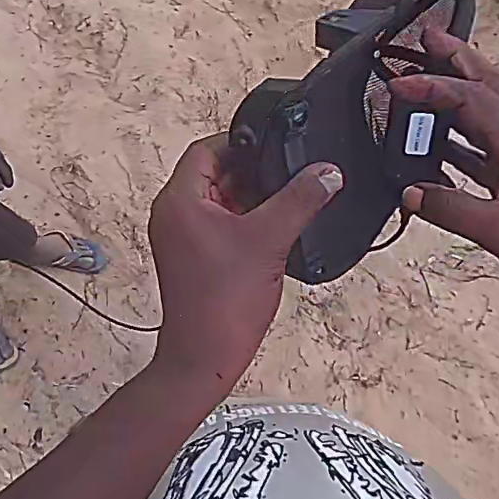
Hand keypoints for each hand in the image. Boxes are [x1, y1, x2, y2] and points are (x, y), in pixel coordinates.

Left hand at [147, 135, 341, 390]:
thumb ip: (300, 200)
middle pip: (213, 173)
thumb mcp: (270, 240)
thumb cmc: (222, 303)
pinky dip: (242, 221)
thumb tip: (326, 172)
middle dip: (251, 173)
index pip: (206, 149)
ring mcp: (180, 237)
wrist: (206, 356)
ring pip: (218, 199)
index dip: (240, 142)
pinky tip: (270, 230)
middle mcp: (172, 215)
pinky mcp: (191, 256)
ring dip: (249, 198)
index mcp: (179, 201)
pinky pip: (217, 224)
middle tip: (285, 176)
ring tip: (281, 205)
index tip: (272, 143)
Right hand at [390, 28, 498, 360]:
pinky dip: (462, 141)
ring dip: (460, 95)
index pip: (476, 101)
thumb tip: (409, 191)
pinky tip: (440, 150)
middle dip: (460, 59)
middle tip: (429, 38)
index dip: (434, 89)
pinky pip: (489, 150)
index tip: (397, 84)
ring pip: (492, 115)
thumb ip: (454, 209)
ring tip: (429, 82)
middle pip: (494, 88)